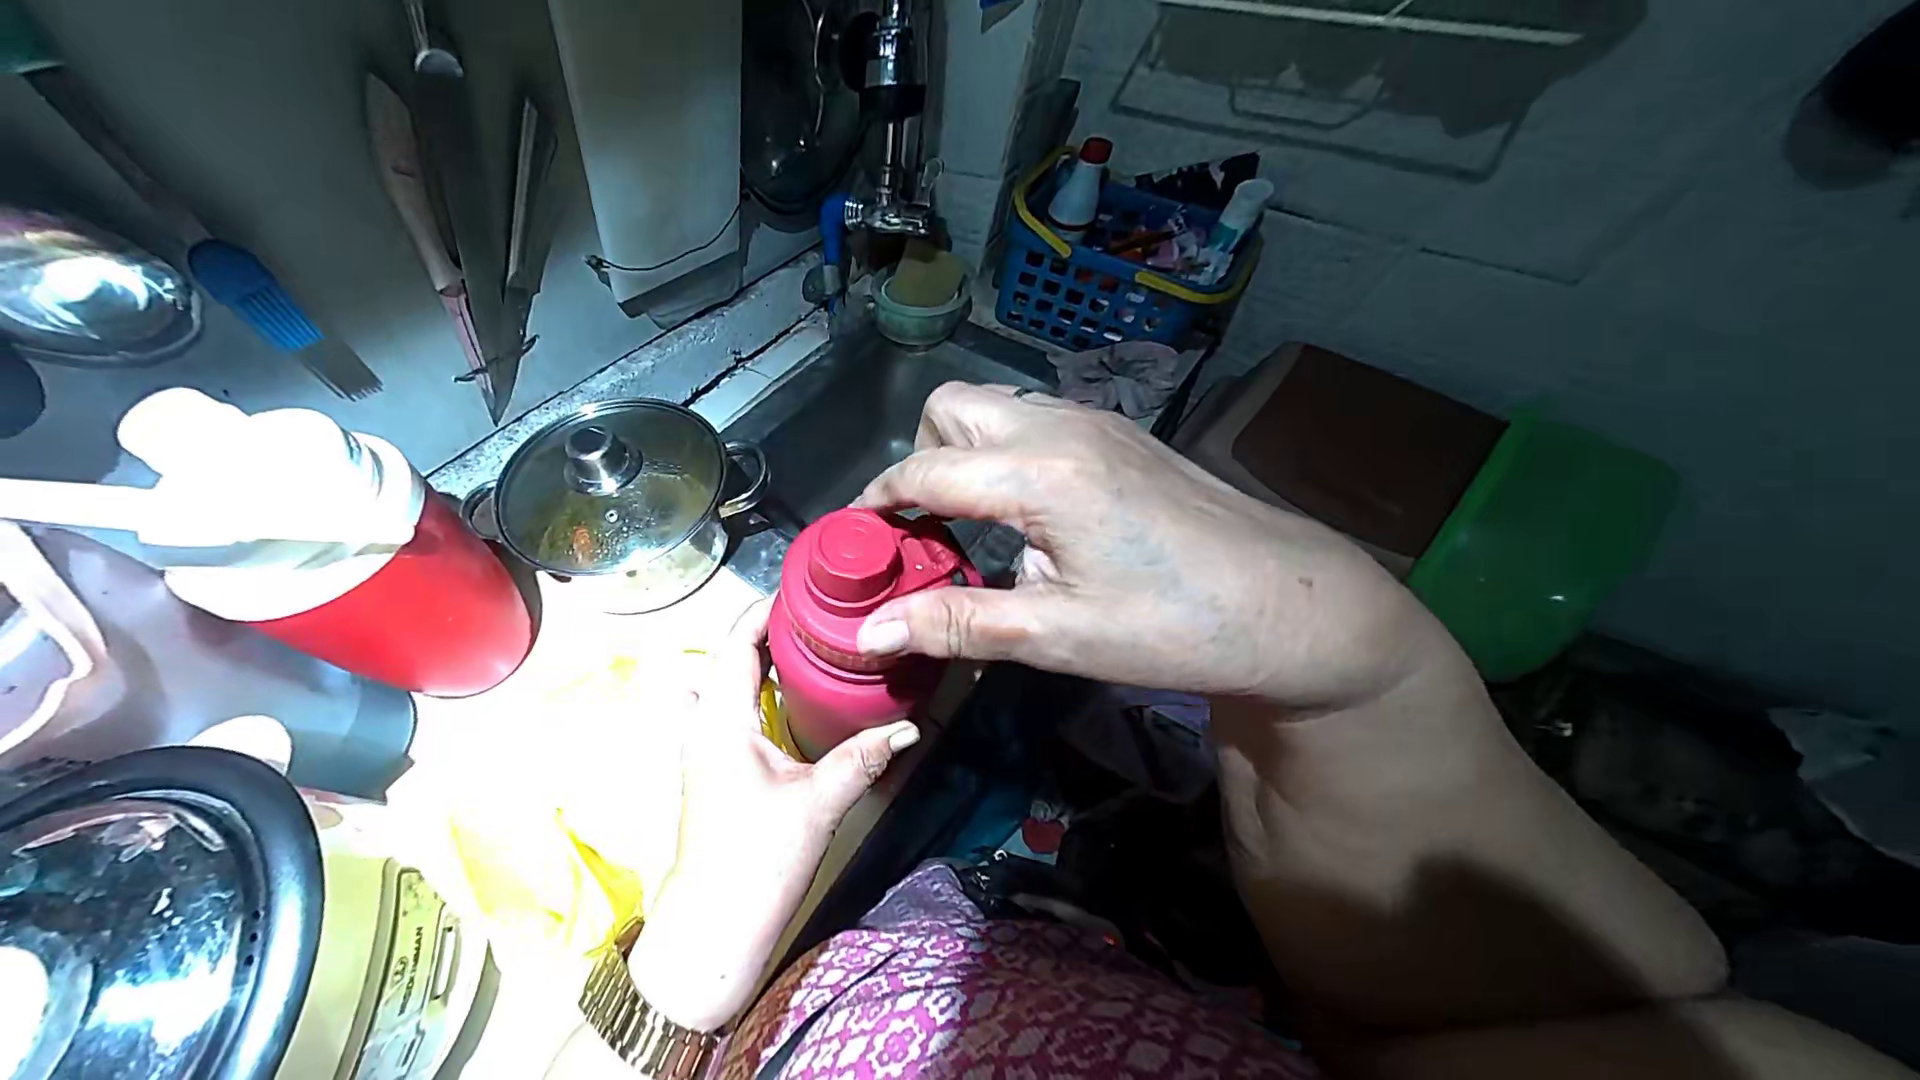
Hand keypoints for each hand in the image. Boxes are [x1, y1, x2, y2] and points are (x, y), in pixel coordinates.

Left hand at [626, 600, 919, 1031]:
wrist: (713, 931)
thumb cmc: (757, 859)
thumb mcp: (818, 803)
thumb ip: (864, 757)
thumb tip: (911, 726)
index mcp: (722, 720)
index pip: (736, 643)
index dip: (764, 610)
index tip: (805, 591)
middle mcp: (704, 725)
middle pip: (727, 657)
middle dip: (766, 631)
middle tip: (818, 618)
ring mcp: (702, 747)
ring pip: (722, 683)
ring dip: (754, 660)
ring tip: (804, 648)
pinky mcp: (712, 768)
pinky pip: (725, 708)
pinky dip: (749, 689)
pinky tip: (783, 698)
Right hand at [854, 383, 1453, 710]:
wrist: (1293, 603)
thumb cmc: (1176, 626)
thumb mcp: (1060, 636)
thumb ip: (960, 626)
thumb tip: (870, 631)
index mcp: (1040, 473)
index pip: (924, 471)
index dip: (879, 504)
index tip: (859, 541)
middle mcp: (1061, 428)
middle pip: (950, 408)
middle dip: (921, 460)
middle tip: (930, 529)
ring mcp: (1095, 423)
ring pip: (994, 407)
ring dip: (964, 454)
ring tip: (975, 523)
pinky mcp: (1120, 434)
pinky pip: (1034, 421)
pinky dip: (1005, 453)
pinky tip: (1031, 514)